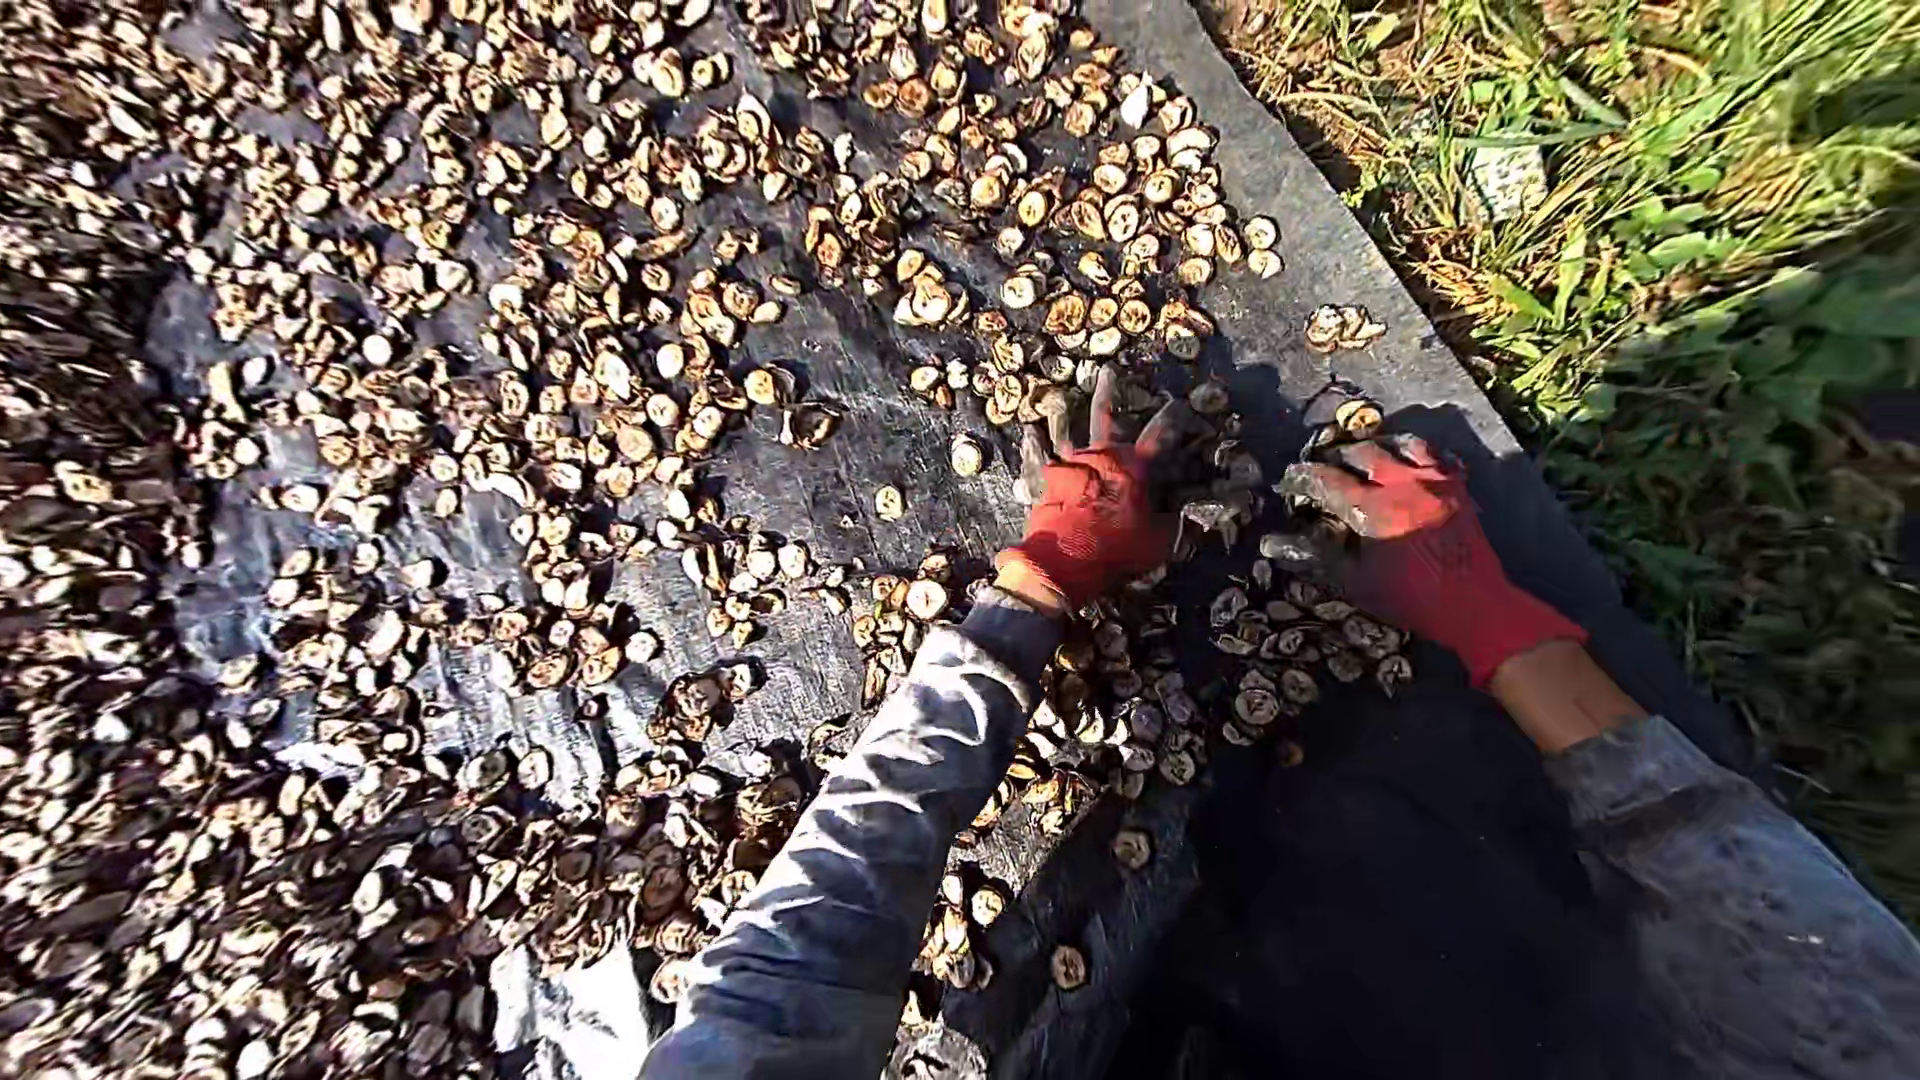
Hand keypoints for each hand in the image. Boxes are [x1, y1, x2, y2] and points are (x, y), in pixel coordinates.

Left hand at [996, 367, 1183, 612]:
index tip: (1180, 402)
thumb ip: (1178, 526)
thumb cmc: (1114, 550)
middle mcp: (1099, 457)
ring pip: (1065, 429)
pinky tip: (1027, 432)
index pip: (1159, 435)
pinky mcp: (1044, 480)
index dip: (1173, 418)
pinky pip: (1037, 456)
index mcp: (1131, 467)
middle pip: (1105, 416)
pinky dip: (1034, 444)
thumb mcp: (1157, 543)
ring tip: (1059, 397)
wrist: (1062, 562)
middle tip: (1109, 372)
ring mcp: (1067, 466)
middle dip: (1110, 393)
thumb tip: (1199, 516)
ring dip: (1063, 412)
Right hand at [1278, 434, 1585, 687]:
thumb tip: (1269, 543)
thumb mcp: (1351, 581)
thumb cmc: (1407, 597)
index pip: (1327, 480)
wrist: (1475, 605)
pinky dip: (1414, 454)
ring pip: (1402, 444)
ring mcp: (1436, 483)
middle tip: (1323, 468)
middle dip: (1336, 456)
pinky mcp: (1459, 488)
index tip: (1289, 479)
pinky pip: (1436, 455)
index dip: (1303, 477)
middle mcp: (1403, 486)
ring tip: (1363, 457)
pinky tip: (1405, 465)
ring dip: (1377, 447)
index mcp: (1372, 510)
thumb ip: (1312, 555)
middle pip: (1362, 452)